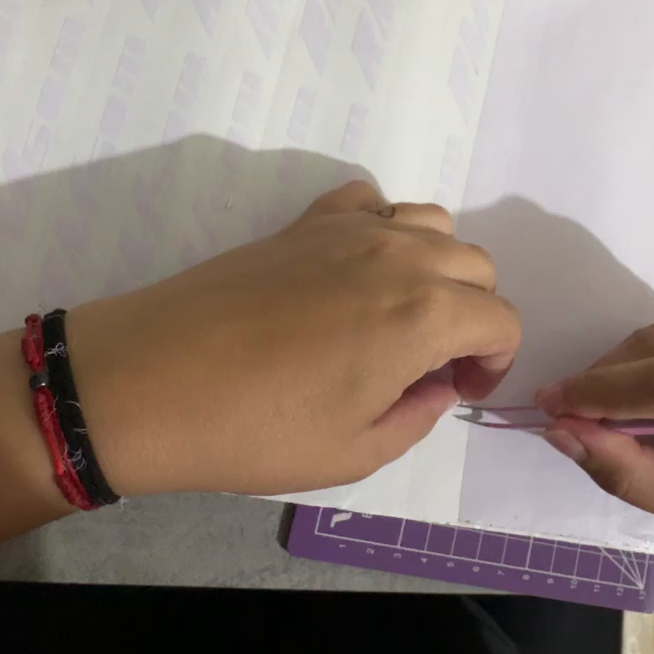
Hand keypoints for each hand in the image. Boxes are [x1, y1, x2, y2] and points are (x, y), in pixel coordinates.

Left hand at [62, 181, 519, 496]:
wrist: (151, 382)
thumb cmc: (258, 430)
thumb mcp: (356, 452)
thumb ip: (419, 415)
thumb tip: (435, 384)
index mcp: (425, 315)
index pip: (502, 320)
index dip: (494, 361)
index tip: (457, 390)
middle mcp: (401, 256)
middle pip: (477, 265)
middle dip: (474, 315)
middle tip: (432, 359)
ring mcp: (352, 229)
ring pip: (434, 223)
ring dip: (438, 267)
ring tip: (402, 310)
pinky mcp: (306, 221)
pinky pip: (371, 201)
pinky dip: (383, 226)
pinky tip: (357, 266)